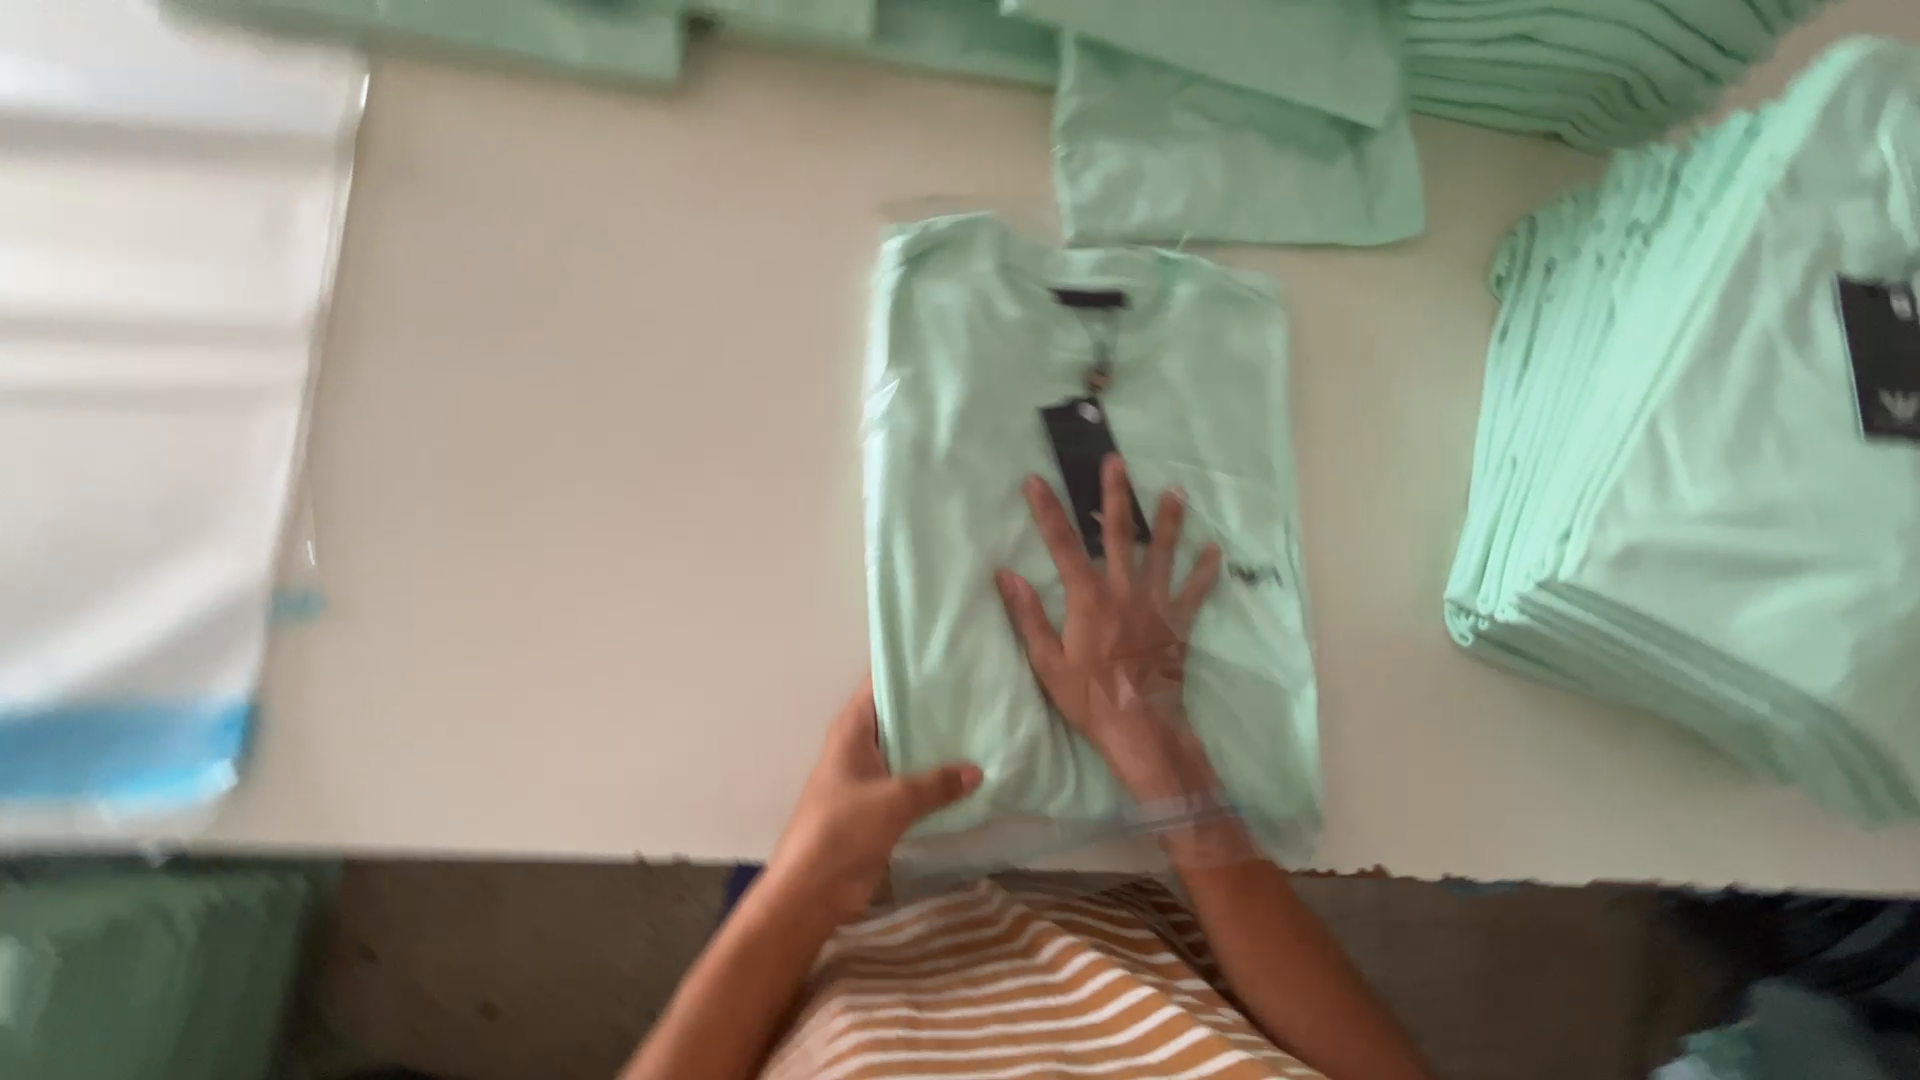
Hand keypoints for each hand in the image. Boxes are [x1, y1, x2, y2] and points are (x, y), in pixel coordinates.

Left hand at [765, 679, 981, 922]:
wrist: (811, 890)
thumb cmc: (843, 830)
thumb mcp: (895, 801)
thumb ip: (937, 783)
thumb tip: (978, 771)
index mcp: (852, 729)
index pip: (880, 683)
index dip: (910, 668)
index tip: (947, 657)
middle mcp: (860, 744)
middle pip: (899, 715)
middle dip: (932, 706)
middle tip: (978, 691)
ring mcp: (869, 775)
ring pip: (908, 749)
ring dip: (937, 746)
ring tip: (982, 728)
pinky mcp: (879, 804)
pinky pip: (911, 781)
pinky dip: (934, 778)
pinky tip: (968, 775)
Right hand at [996, 455, 1222, 802]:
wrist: (1140, 728)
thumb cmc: (1088, 697)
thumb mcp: (1047, 662)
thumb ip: (1028, 616)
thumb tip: (1006, 574)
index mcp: (1088, 598)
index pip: (1063, 545)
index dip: (1048, 511)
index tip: (1037, 481)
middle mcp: (1123, 591)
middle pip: (1120, 534)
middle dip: (1115, 495)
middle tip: (1116, 462)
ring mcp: (1156, 605)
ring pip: (1163, 553)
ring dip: (1169, 521)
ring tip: (1176, 491)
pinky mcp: (1178, 624)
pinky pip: (1195, 592)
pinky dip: (1204, 572)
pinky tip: (1214, 552)